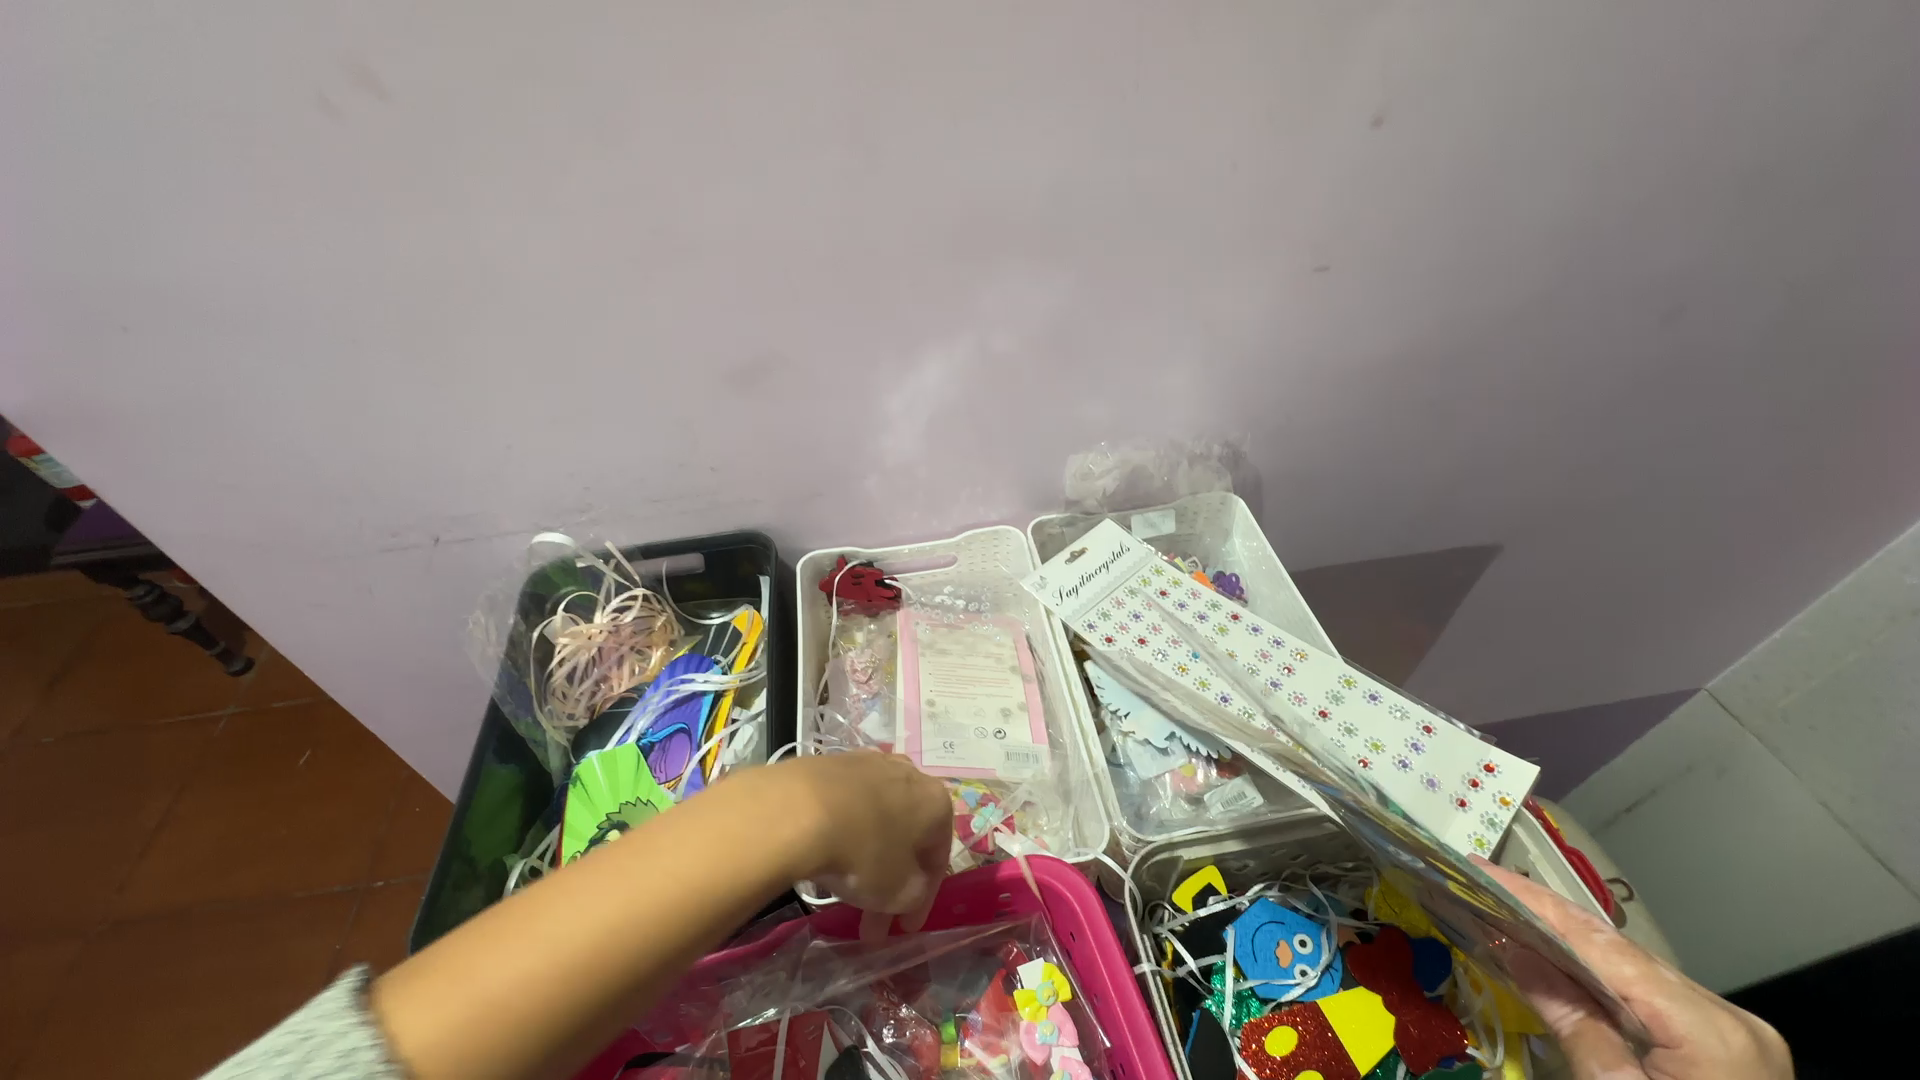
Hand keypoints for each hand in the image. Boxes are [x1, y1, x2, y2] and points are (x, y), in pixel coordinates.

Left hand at [768, 751, 953, 936]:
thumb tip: (907, 889)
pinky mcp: (832, 763)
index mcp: (936, 801)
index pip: (938, 858)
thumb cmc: (863, 852)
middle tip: (871, 923)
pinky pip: (847, 806)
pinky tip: (825, 858)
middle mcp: (908, 774)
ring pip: (876, 820)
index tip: (905, 928)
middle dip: (891, 882)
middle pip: (905, 837)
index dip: (924, 899)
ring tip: (844, 892)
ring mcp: (869, 764)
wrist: (799, 809)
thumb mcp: (899, 892)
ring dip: (866, 858)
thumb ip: (915, 894)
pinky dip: (843, 834)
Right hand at [1479, 860, 1791, 1079]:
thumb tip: (1514, 949)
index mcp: (1708, 1027)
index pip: (1602, 945)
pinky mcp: (1726, 1046)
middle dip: (1546, 913)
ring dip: (1566, 940)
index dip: (1536, 903)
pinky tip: (1555, 959)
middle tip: (1480, 883)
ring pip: (1632, 967)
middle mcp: (1727, 1015)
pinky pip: (1648, 994)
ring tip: (1504, 912)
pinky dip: (1595, 973)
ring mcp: (1732, 1030)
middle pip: (1619, 949)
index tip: (1480, 871)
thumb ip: (1571, 1021)